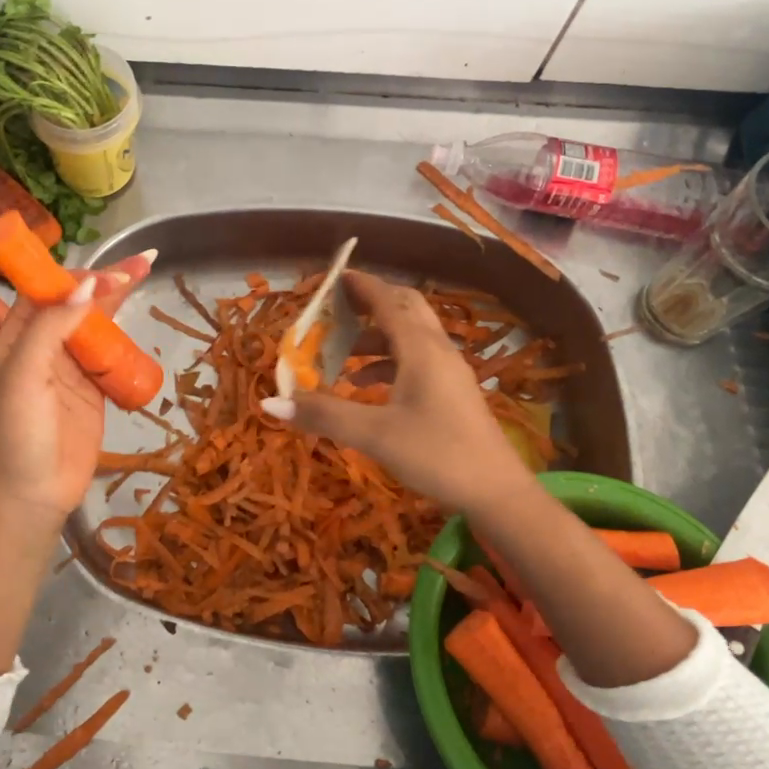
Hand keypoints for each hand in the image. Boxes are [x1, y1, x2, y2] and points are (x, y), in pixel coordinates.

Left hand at [0, 253, 152, 526]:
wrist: (30, 499)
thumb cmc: (17, 436)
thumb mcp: (24, 376)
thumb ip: (50, 328)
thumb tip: (86, 285)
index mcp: (15, 338)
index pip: (45, 291)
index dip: (77, 275)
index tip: (110, 269)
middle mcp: (41, 347)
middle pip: (76, 302)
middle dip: (106, 279)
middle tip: (143, 261)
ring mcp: (68, 369)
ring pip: (96, 325)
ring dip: (118, 300)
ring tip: (145, 273)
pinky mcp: (92, 391)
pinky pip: (111, 356)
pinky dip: (126, 336)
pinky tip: (140, 317)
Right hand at [262, 270, 531, 510]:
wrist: (497, 492)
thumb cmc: (437, 455)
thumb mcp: (374, 435)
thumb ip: (324, 414)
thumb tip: (270, 401)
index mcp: (420, 349)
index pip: (387, 300)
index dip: (360, 284)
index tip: (331, 276)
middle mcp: (437, 351)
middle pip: (404, 309)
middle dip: (369, 303)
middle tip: (334, 309)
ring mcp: (448, 372)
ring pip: (409, 337)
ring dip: (374, 337)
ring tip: (338, 356)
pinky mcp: (452, 392)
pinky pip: (416, 361)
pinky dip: (387, 362)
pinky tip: (366, 387)